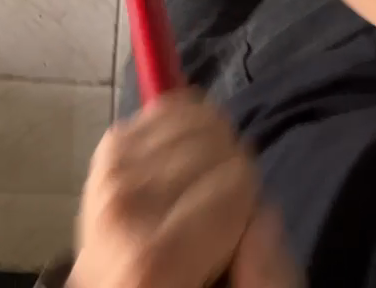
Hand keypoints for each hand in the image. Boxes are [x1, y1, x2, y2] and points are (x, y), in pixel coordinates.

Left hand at [70, 93, 299, 287]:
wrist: (122, 286)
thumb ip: (266, 275)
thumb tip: (262, 213)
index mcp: (152, 261)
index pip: (236, 181)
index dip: (249, 207)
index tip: (233, 237)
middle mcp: (123, 208)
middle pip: (217, 142)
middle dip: (230, 174)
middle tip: (214, 215)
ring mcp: (110, 171)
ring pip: (198, 118)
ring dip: (209, 149)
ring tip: (196, 190)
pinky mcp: (109, 146)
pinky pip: (172, 105)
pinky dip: (187, 128)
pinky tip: (181, 163)